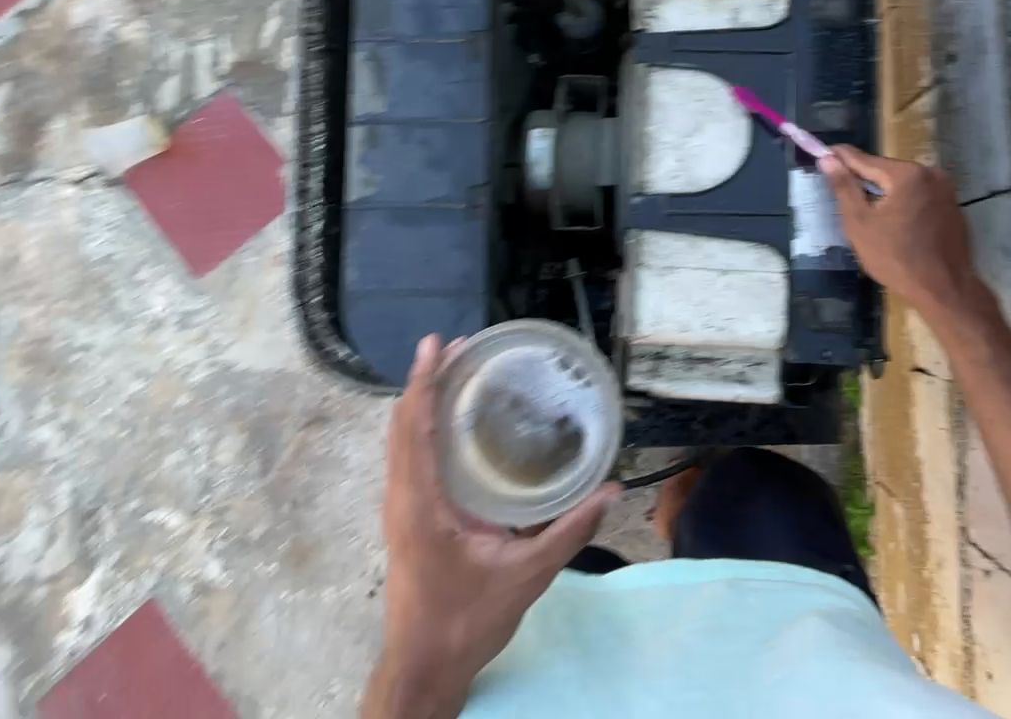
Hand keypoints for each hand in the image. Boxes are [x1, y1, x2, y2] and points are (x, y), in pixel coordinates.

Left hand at [363, 334, 618, 718]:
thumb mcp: (527, 576)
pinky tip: (450, 421)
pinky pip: (407, 458)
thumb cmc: (468, 620)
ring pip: (400, 440)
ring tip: (453, 370)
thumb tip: (611, 489)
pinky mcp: (406, 518)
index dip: (424, 381)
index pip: (415, 428)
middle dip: (424, 380)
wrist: (424, 666)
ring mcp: (399, 508)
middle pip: (402, 425)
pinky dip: (421, 427)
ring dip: (420, 401)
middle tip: (458, 346)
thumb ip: (570, 531)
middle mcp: (402, 498)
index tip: (436, 343)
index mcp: (421, 505)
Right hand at [819, 145, 981, 312]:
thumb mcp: (859, 222)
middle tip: (841, 190)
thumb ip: (843, 187)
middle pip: (886, 170)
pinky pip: (919, 196)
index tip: (822, 152)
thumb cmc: (895, 258)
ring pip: (903, 183)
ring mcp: (945, 189)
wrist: (944, 289)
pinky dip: (903, 202)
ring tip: (866, 210)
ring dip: (884, 192)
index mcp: (907, 174)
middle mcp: (930, 173)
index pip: (864, 159)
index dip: (840, 157)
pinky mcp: (952, 206)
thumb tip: (828, 158)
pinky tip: (893, 223)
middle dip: (864, 179)